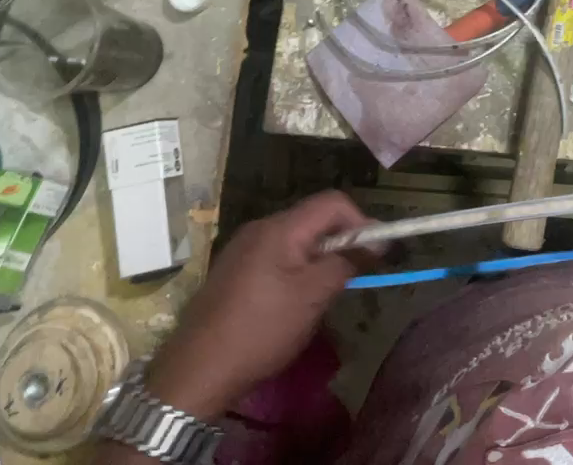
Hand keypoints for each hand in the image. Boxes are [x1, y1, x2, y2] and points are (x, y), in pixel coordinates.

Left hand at [145, 191, 374, 416]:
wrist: (196, 370)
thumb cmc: (261, 329)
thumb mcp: (312, 297)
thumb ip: (346, 262)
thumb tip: (376, 242)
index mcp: (280, 228)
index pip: (333, 202)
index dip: (361, 221)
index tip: (376, 252)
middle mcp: (261, 228)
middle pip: (313, 219)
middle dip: (340, 241)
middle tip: (355, 274)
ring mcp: (243, 248)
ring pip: (296, 239)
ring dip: (319, 257)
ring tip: (326, 293)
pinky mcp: (233, 269)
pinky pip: (276, 255)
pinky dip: (296, 268)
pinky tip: (294, 302)